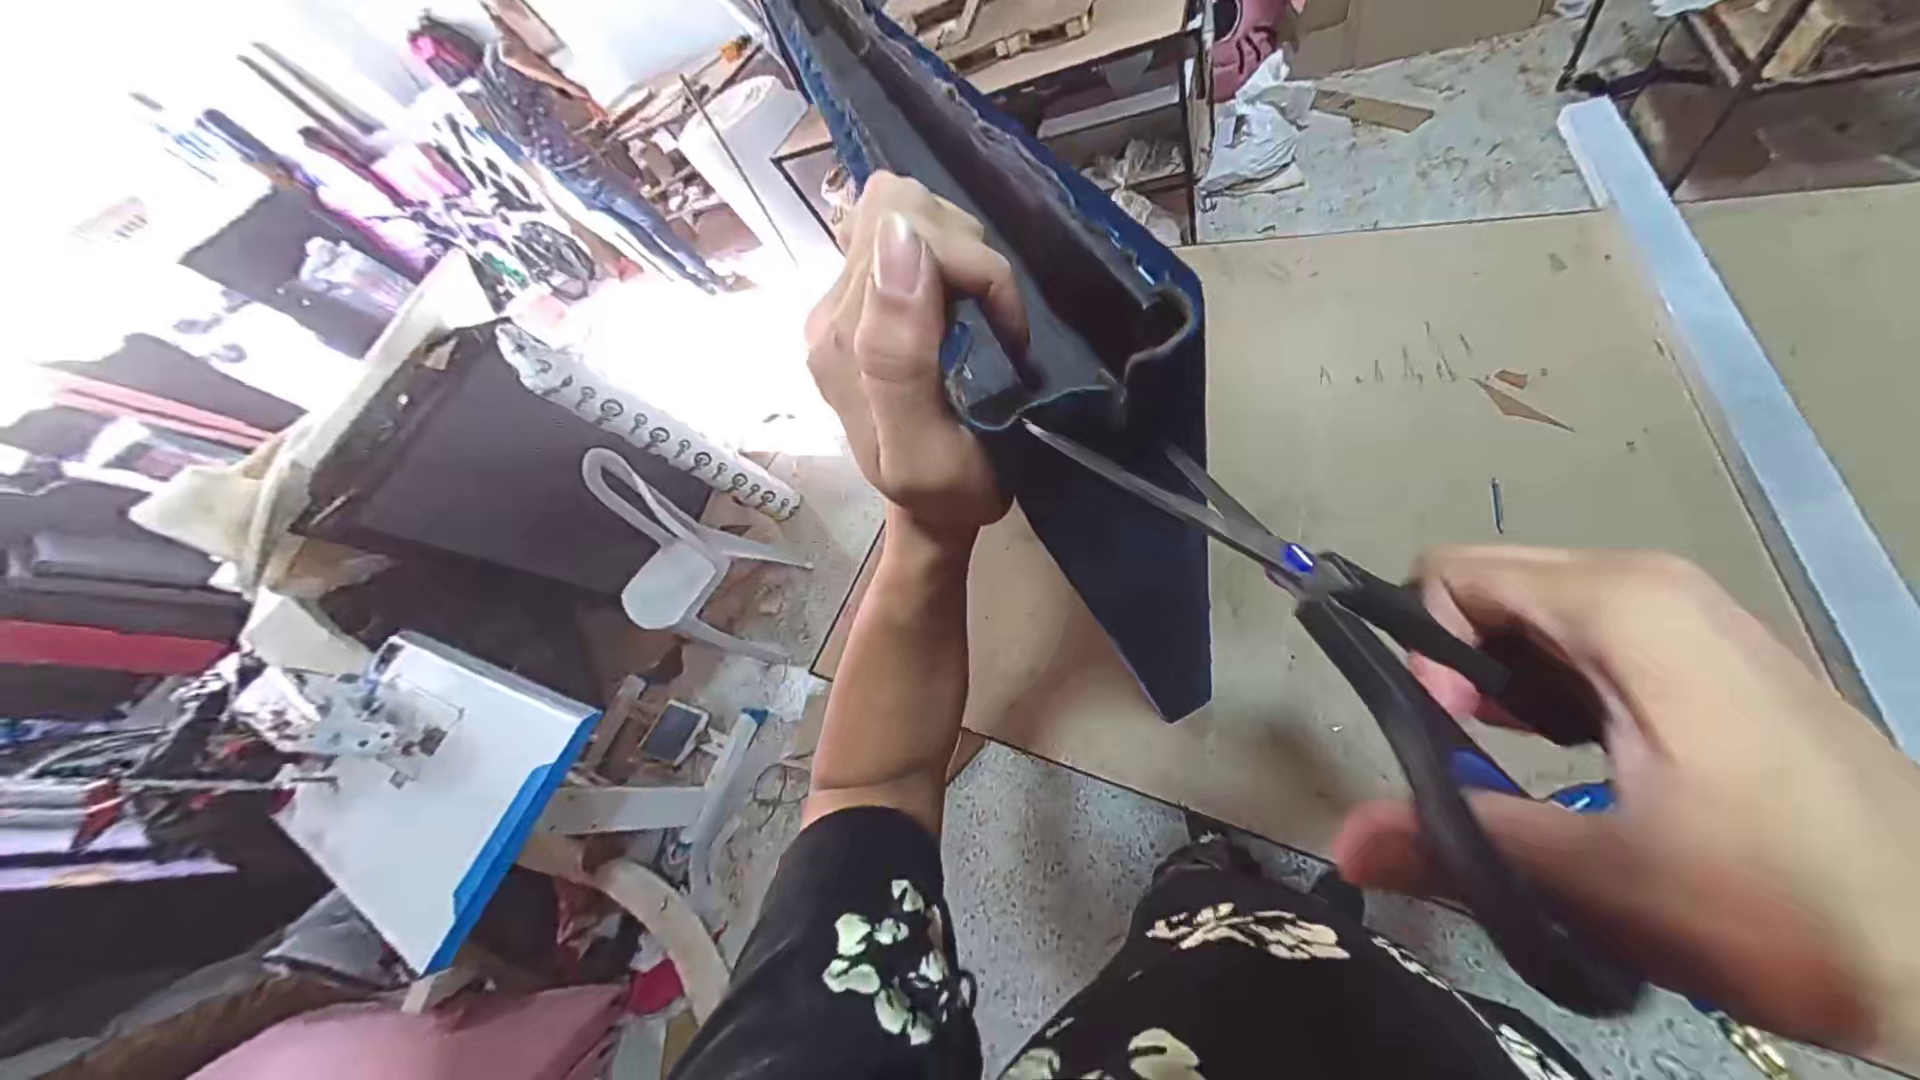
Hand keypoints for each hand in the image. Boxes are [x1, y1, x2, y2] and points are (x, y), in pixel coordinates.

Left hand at [805, 172, 1022, 540]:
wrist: (933, 509)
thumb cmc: (945, 491)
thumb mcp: (923, 449)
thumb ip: (899, 355)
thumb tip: (900, 239)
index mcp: (840, 341)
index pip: (899, 229)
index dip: (968, 266)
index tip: (1001, 330)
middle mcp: (831, 311)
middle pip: (897, 208)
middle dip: (964, 252)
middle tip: (992, 320)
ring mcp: (845, 302)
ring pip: (905, 212)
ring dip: (961, 256)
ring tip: (982, 320)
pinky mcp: (866, 303)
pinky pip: (906, 236)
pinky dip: (949, 260)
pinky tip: (960, 307)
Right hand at [1331, 547, 1919, 1060]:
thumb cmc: (1799, 907)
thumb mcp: (1607, 883)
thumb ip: (1459, 844)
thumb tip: (1342, 847)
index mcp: (1622, 606)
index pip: (1450, 574)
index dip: (1426, 647)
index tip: (1452, 722)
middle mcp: (1643, 582)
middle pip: (1478, 580)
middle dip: (1450, 653)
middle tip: (1476, 733)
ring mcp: (1674, 607)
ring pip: (1516, 601)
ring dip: (1487, 666)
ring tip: (1518, 740)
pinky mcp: (1688, 639)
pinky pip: (1562, 623)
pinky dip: (1533, 670)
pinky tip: (1566, 734)